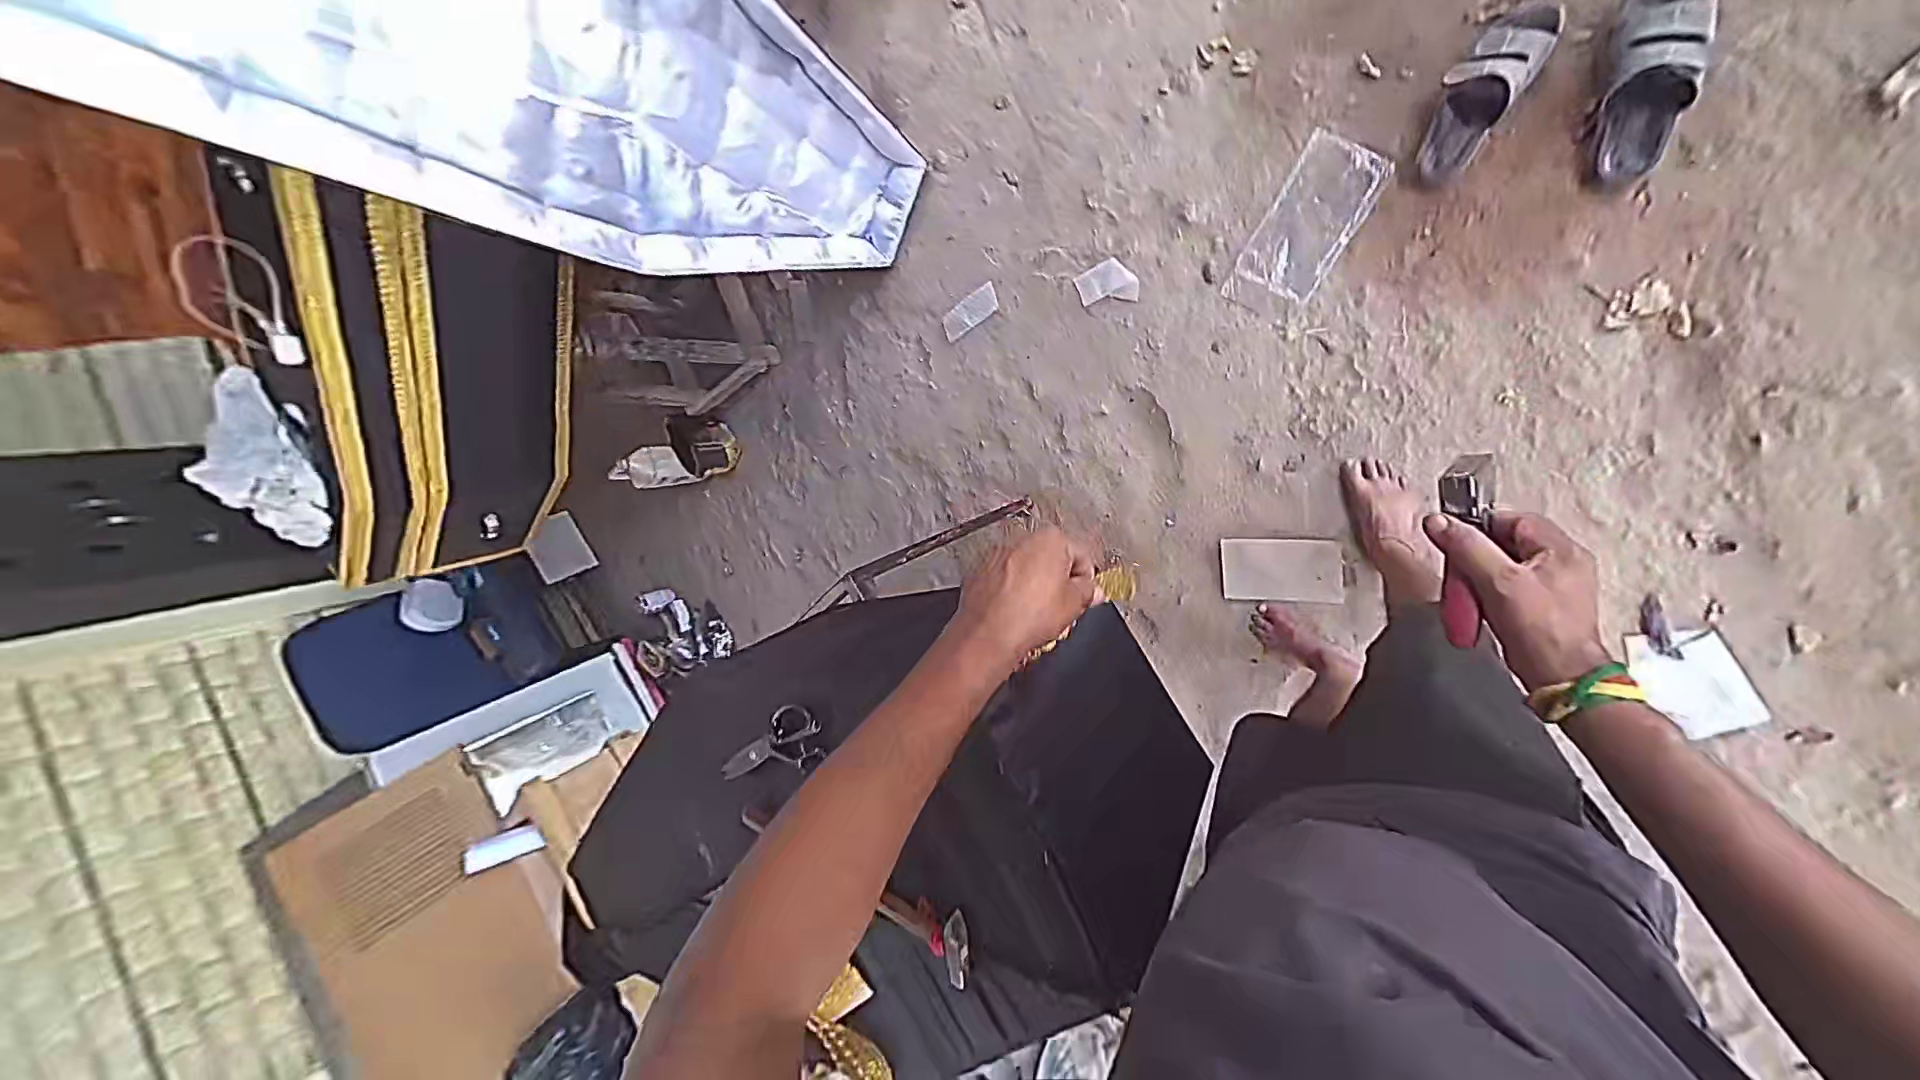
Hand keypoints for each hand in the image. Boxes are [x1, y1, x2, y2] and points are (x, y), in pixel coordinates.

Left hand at [944, 526, 1098, 673]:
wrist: (988, 634)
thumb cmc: (1028, 615)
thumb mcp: (1074, 604)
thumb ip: (1088, 591)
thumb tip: (1091, 590)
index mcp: (1051, 539)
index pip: (1081, 556)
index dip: (1086, 580)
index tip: (1085, 596)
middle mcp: (1022, 540)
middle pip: (1052, 560)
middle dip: (1059, 582)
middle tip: (1063, 607)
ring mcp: (998, 555)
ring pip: (1027, 570)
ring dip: (1036, 588)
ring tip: (1039, 614)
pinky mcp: (981, 572)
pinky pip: (1005, 580)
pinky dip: (1012, 593)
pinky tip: (1017, 613)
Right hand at [1422, 510, 1614, 690]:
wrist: (1559, 675)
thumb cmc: (1540, 629)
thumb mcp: (1498, 581)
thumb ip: (1467, 547)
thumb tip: (1439, 521)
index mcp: (1561, 549)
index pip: (1510, 520)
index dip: (1477, 529)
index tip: (1451, 542)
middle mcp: (1561, 563)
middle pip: (1500, 545)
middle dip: (1471, 563)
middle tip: (1459, 581)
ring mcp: (1550, 585)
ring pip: (1497, 568)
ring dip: (1474, 583)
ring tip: (1469, 602)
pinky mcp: (1539, 605)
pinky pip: (1501, 588)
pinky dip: (1484, 597)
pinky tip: (1480, 612)